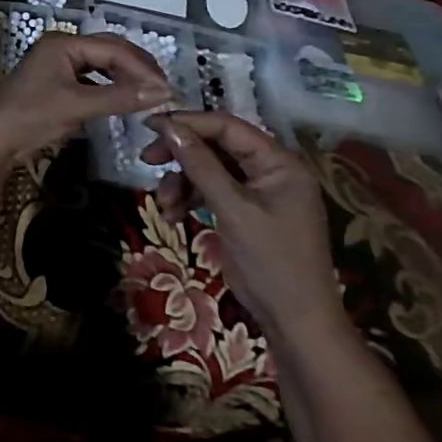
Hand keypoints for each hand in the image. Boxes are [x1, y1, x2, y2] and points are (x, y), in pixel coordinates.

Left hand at [0, 32, 172, 163]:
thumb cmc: (30, 116)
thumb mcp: (77, 106)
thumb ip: (120, 97)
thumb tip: (164, 92)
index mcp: (63, 43)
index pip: (114, 49)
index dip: (143, 68)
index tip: (168, 89)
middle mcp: (61, 47)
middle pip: (109, 51)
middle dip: (137, 69)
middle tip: (164, 90)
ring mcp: (57, 65)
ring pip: (101, 65)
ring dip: (125, 78)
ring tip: (149, 95)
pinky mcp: (56, 83)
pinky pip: (91, 79)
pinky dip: (110, 87)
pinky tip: (124, 100)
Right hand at [140, 112, 342, 337]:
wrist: (294, 319)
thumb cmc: (271, 260)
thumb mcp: (233, 209)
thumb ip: (200, 165)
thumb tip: (168, 127)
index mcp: (280, 163)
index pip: (228, 127)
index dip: (188, 123)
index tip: (149, 127)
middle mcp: (270, 171)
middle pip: (216, 147)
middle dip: (181, 155)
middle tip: (147, 160)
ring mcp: (257, 192)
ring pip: (208, 170)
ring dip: (181, 183)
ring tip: (164, 206)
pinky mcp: (244, 211)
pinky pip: (210, 192)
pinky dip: (189, 200)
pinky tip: (173, 217)